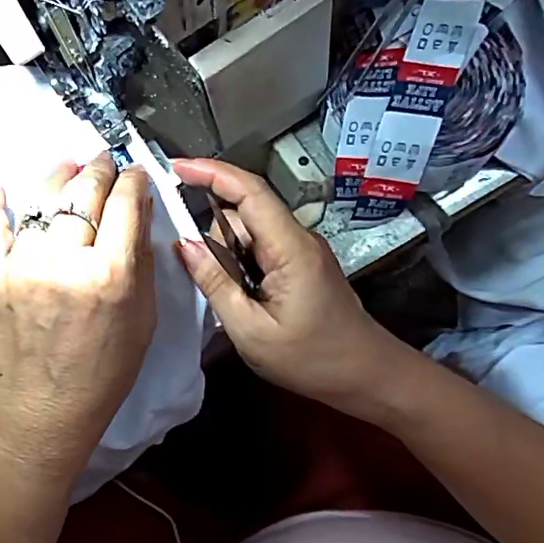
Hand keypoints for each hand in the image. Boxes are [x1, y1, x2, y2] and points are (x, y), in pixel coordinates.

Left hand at [0, 153, 157, 483]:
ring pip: (41, 199)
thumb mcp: (143, 323)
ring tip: (68, 167)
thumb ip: (144, 266)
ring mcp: (22, 265)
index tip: (135, 174)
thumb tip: (138, 218)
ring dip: (59, 177)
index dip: (133, 180)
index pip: (125, 204)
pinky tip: (2, 187)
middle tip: (104, 160)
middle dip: (99, 169)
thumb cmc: (102, 376)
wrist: (41, 415)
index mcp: (112, 276)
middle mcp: (66, 262)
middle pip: (84, 192)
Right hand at [172, 158, 423, 423]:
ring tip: (227, 297)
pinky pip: (261, 249)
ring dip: (227, 254)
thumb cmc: (311, 359)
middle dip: (213, 232)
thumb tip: (184, 245)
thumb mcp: (250, 329)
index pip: (249, 192)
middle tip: (200, 271)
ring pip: (250, 232)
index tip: (177, 167)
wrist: (366, 375)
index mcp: (290, 248)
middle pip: (244, 212)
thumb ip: (215, 283)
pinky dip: (240, 263)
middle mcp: (298, 239)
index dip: (212, 172)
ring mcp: (301, 251)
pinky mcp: (301, 264)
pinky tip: (237, 294)